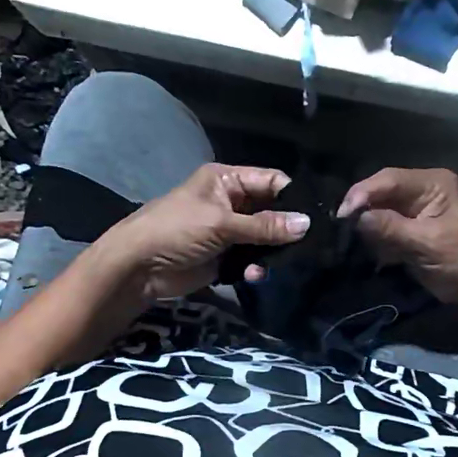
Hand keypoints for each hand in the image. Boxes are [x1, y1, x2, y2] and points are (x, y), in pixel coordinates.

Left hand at [94, 163, 309, 303]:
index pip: (271, 181)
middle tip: (311, 244)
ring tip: (280, 263)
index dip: (294, 196)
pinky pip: (251, 259)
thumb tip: (307, 224)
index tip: (319, 215)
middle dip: (287, 228)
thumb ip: (264, 226)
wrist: (139, 267)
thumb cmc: (176, 230)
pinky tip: (254, 275)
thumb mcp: (221, 224)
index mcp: (227, 181)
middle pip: (271, 211)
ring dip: (272, 252)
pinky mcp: (225, 257)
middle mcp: (231, 202)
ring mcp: (229, 231)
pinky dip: (256, 266)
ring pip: (264, 238)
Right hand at [338, 168, 457, 312]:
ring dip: (366, 225)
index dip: (363, 192)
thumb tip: (357, 218)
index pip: (390, 179)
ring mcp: (415, 208)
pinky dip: (374, 237)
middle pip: (381, 191)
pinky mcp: (409, 227)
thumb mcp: (427, 244)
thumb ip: (391, 228)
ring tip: (352, 240)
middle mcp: (422, 189)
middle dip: (362, 208)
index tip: (343, 213)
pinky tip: (372, 250)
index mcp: (433, 184)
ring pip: (379, 208)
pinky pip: (383, 225)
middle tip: (341, 227)